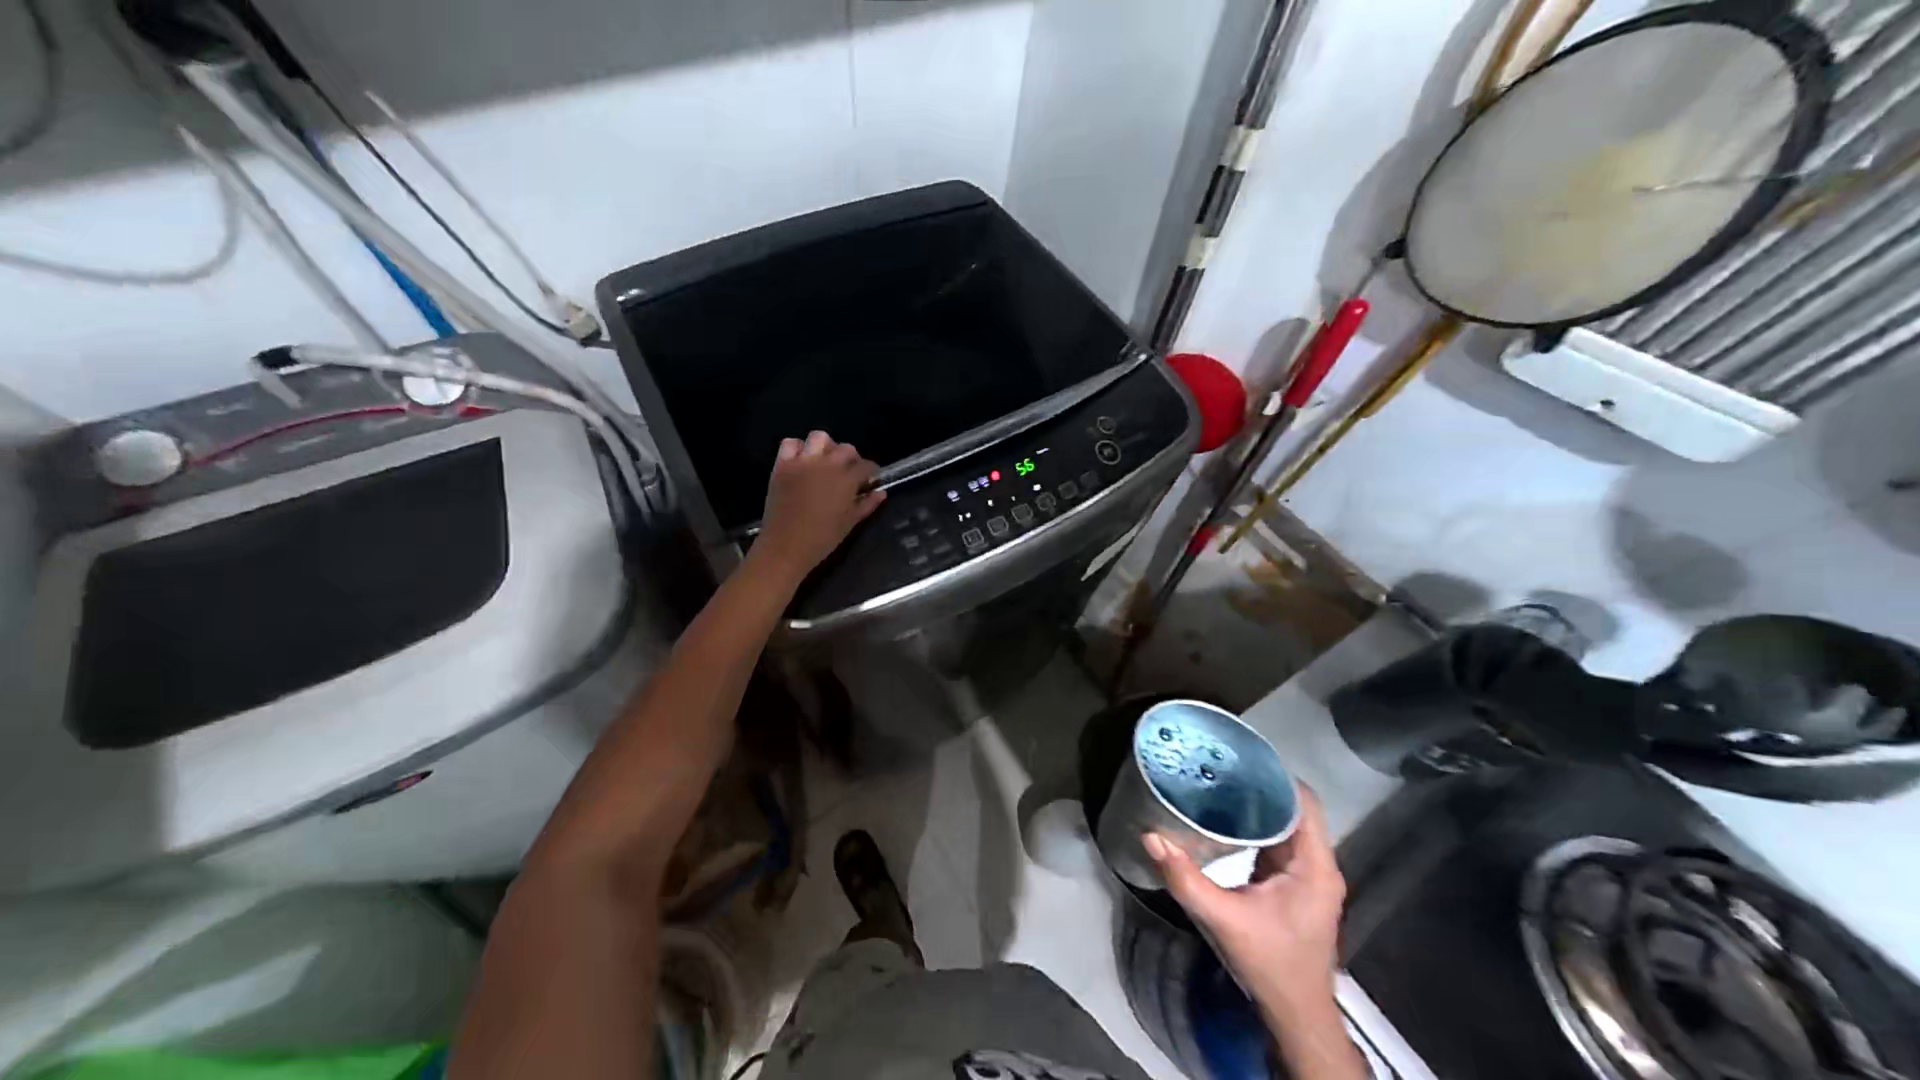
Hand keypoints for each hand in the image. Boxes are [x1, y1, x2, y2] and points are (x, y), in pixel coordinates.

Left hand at [753, 431, 884, 582]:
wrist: (786, 545)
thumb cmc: (822, 538)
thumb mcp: (850, 523)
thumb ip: (867, 504)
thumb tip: (881, 492)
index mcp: (846, 480)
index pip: (866, 466)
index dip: (871, 472)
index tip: (870, 480)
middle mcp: (827, 464)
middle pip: (846, 448)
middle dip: (852, 458)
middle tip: (849, 472)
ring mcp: (803, 462)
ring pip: (820, 437)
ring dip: (827, 446)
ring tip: (826, 461)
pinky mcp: (782, 465)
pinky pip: (790, 443)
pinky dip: (798, 448)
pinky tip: (802, 461)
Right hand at [1144, 787, 1360, 1075]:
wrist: (1295, 1012)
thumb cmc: (1269, 964)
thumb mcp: (1222, 920)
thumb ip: (1185, 878)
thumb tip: (1150, 837)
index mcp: (1313, 866)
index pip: (1303, 802)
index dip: (1275, 776)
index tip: (1237, 759)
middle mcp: (1318, 864)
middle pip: (1294, 809)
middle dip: (1259, 786)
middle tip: (1218, 768)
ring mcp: (1308, 875)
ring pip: (1287, 824)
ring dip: (1258, 805)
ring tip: (1218, 785)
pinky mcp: (1295, 884)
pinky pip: (1278, 841)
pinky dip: (1256, 826)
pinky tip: (1226, 819)